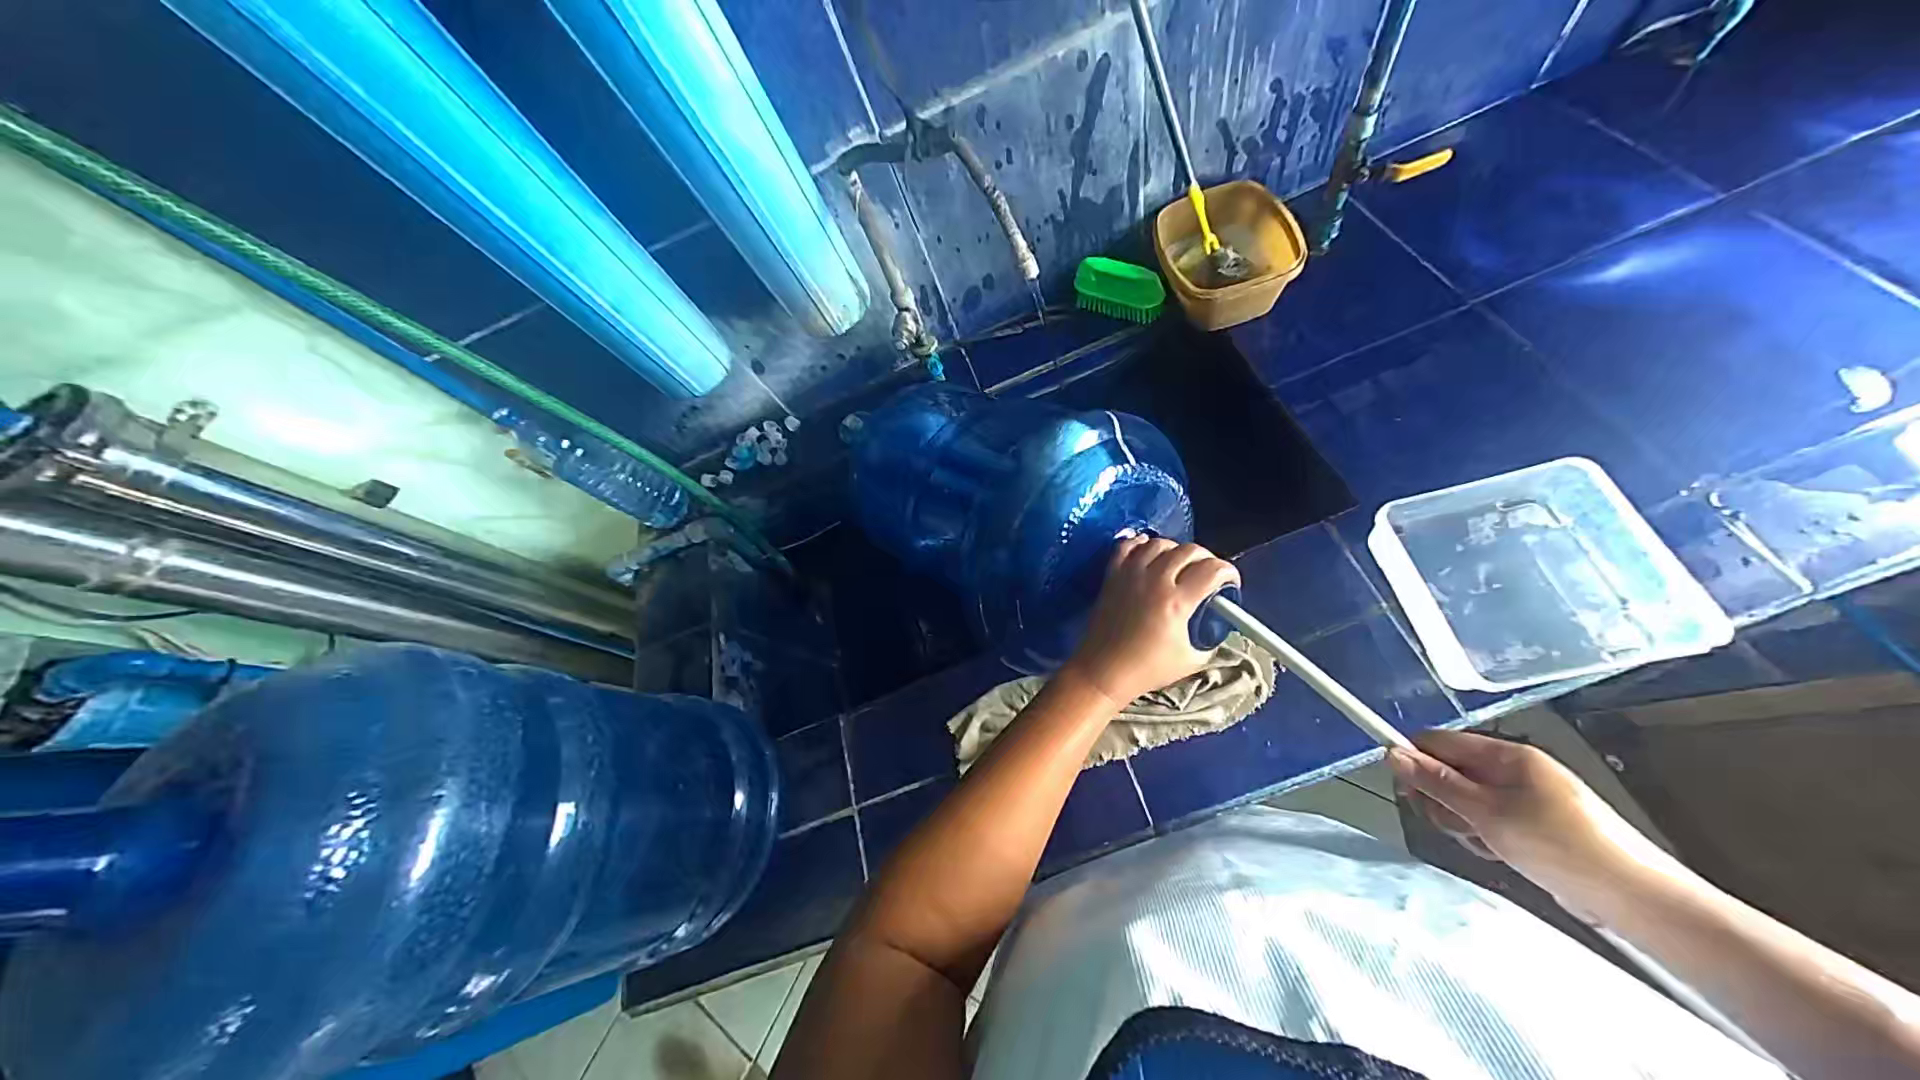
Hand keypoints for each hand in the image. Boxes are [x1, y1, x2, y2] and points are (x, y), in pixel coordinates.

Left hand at [1060, 536, 1238, 706]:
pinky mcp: (1112, 576)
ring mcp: (1130, 575)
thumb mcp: (1192, 660)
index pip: (1212, 570)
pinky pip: (1126, 545)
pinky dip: (1140, 544)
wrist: (1103, 670)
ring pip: (1158, 543)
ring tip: (1179, 563)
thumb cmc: (1147, 669)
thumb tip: (1217, 624)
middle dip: (1206, 558)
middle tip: (1208, 572)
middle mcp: (1154, 581)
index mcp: (1177, 601)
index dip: (1228, 572)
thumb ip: (1210, 639)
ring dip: (1175, 549)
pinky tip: (1148, 553)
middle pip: (1188, 550)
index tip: (1230, 582)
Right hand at [1387, 729, 1681, 917]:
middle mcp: (1516, 770)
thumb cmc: (1563, 848)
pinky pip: (1489, 819)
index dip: (1416, 759)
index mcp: (1508, 755)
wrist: (1637, 898)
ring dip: (1463, 822)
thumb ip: (1436, 783)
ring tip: (1486, 843)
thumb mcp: (1487, 813)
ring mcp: (1526, 797)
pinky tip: (1501, 853)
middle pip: (1450, 770)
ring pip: (1466, 799)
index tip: (1405, 787)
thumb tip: (1393, 753)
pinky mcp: (1534, 824)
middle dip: (1441, 798)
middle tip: (1455, 824)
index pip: (1440, 741)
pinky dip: (1485, 835)